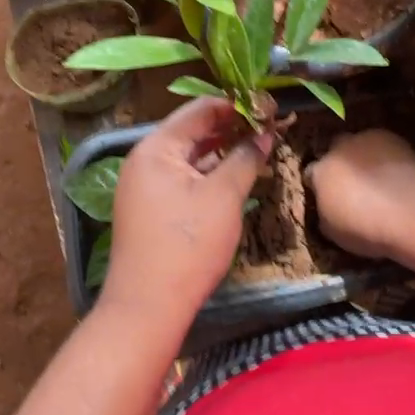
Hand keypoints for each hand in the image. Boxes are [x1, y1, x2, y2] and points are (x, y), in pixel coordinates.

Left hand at [100, 97, 267, 328]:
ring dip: (223, 152)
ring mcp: (145, 186)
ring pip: (190, 157)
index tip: (269, 108)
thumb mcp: (224, 197)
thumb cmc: (188, 245)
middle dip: (231, 128)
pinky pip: (184, 178)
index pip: (200, 109)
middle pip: (193, 131)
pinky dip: (209, 174)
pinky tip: (236, 177)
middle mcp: (145, 160)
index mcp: (156, 148)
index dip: (236, 106)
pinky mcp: (151, 209)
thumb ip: (245, 158)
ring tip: (259, 149)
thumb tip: (264, 133)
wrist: (147, 308)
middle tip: (269, 128)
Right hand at [306, 129, 414, 260]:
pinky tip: (395, 175)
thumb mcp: (333, 231)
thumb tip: (328, 208)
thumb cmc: (364, 227)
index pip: (311, 173)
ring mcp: (368, 139)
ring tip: (377, 179)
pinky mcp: (395, 138)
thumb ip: (325, 213)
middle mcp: (340, 148)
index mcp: (321, 171)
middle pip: (335, 150)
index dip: (318, 185)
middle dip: (339, 162)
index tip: (326, 197)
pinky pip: (384, 146)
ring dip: (364, 157)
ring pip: (360, 144)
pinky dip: (387, 157)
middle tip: (352, 184)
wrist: (409, 211)